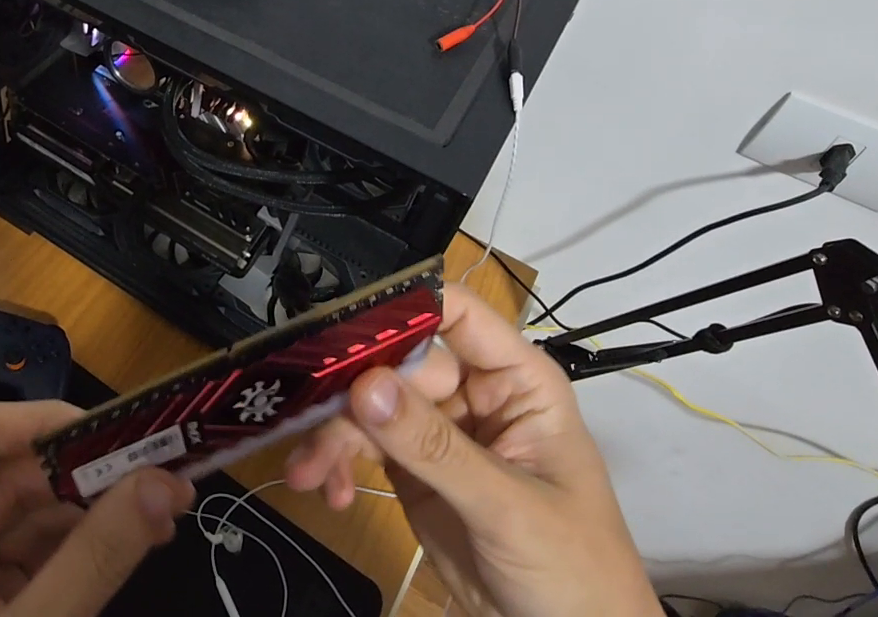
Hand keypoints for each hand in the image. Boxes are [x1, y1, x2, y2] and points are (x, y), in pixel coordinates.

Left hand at [0, 400, 194, 616]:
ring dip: (95, 505)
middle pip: (11, 474)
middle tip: (161, 467)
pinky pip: (36, 549)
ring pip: (31, 509)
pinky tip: (133, 534)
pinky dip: (84, 541)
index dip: (48, 422)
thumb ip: (96, 557)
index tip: (120, 431)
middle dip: (87, 471)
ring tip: (163, 502)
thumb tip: (164, 485)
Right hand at [283, 284, 660, 616]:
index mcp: (513, 379)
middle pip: (395, 362)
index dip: (403, 308)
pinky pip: (363, 445)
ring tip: (306, 472)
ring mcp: (438, 429)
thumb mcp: (508, 507)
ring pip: (370, 404)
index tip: (342, 325)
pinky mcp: (411, 467)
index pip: (455, 315)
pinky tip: (330, 490)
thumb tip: (365, 385)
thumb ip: (435, 447)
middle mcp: (471, 391)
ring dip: (333, 434)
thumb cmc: (574, 570)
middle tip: (303, 417)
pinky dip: (339, 463)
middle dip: (348, 390)